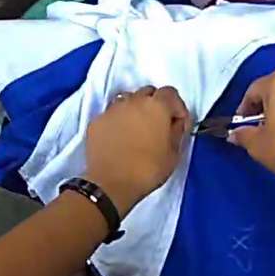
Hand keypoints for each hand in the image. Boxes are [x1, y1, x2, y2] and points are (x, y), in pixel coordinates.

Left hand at [83, 86, 190, 214]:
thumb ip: (178, 130)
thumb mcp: (174, 153)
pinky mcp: (96, 121)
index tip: (177, 122)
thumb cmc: (148, 169)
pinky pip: (110, 114)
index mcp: (156, 106)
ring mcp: (111, 109)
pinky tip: (119, 136)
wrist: (110, 183)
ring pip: (126, 99)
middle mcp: (132, 101)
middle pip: (147, 93)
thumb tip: (177, 121)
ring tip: (136, 128)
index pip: (170, 93)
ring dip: (134, 108)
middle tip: (156, 124)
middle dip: (155, 104)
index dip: (176, 106)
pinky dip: (117, 120)